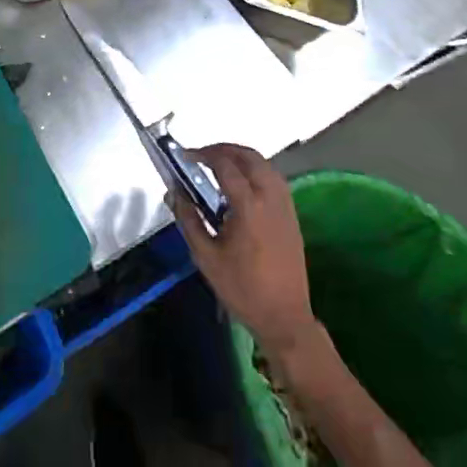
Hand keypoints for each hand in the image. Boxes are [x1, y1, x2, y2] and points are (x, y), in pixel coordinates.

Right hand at [171, 144, 316, 352]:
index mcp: (249, 206)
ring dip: (242, 157)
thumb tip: (174, 192)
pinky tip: (242, 184)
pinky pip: (274, 179)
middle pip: (250, 157)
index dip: (204, 154)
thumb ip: (188, 219)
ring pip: (265, 165)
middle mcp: (270, 198)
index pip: (225, 165)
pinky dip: (256, 170)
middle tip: (202, 155)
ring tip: (219, 165)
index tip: (185, 156)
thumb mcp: (205, 256)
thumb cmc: (242, 288)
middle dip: (224, 149)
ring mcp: (285, 206)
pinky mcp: (292, 215)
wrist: (284, 317)